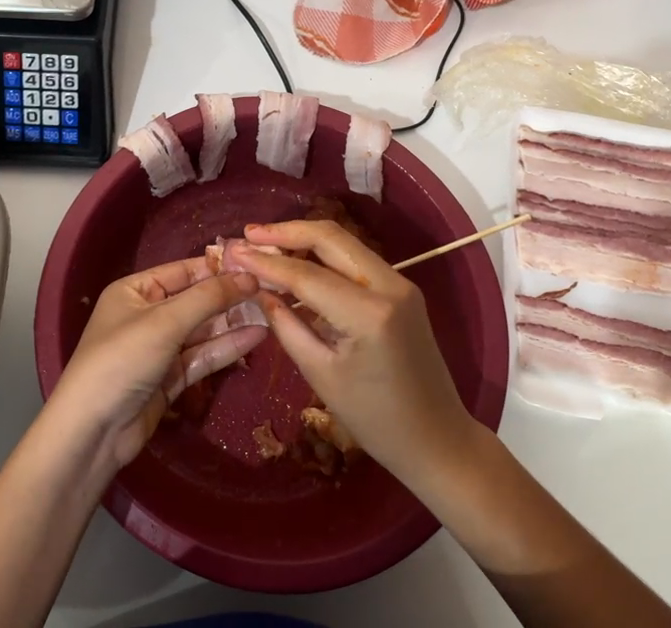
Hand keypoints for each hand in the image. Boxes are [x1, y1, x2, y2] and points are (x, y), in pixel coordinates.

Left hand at [48, 258, 267, 470]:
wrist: (94, 429)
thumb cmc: (122, 360)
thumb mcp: (165, 322)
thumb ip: (209, 298)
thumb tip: (249, 277)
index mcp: (135, 291)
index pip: (183, 270)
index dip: (219, 267)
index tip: (257, 264)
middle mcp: (147, 315)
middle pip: (196, 300)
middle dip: (231, 296)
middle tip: (272, 289)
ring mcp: (159, 348)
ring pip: (203, 329)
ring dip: (233, 322)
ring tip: (273, 311)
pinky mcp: (170, 378)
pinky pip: (202, 356)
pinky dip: (227, 347)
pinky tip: (257, 336)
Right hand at [230, 220, 475, 477]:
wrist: (438, 439)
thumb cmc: (375, 420)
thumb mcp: (321, 375)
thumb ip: (287, 327)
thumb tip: (259, 290)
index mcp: (369, 313)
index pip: (307, 275)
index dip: (266, 262)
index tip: (233, 251)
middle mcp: (390, 286)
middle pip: (330, 239)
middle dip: (286, 232)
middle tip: (248, 234)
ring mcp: (401, 285)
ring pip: (345, 244)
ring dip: (304, 240)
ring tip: (265, 243)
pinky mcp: (402, 291)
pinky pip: (357, 261)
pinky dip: (324, 256)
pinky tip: (298, 262)